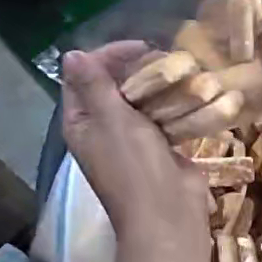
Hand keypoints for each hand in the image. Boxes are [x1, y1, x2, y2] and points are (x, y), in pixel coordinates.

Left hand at [60, 44, 210, 261]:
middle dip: (136, 69)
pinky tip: (191, 92)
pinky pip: (163, 118)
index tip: (140, 47)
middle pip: (114, 87)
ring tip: (181, 71)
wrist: (168, 214)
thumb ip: (95, 86)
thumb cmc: (134, 167)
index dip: (107, 56)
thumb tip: (70, 53)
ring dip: (158, 85)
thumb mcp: (112, 120)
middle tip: (164, 57)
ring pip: (142, 101)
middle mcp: (103, 129)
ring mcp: (133, 140)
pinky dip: (175, 104)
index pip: (84, 77)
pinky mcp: (160, 148)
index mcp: (82, 123)